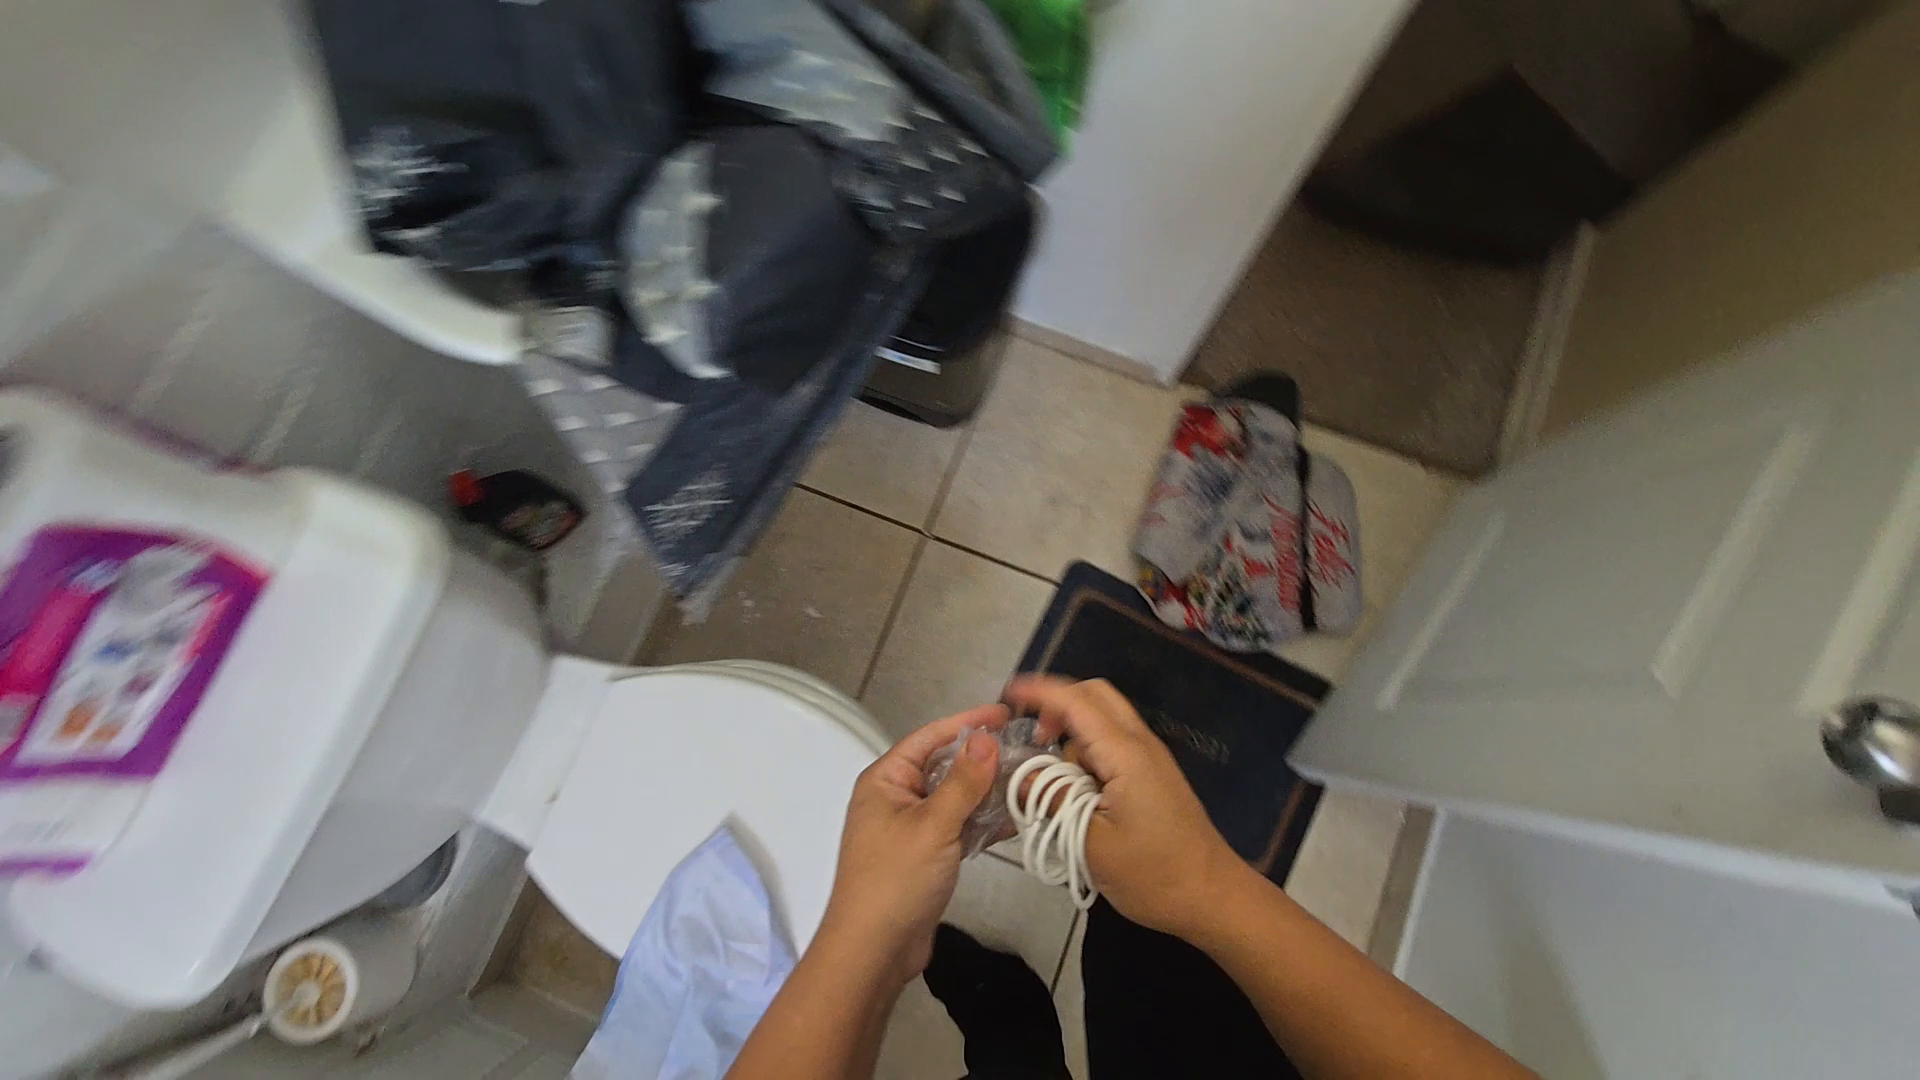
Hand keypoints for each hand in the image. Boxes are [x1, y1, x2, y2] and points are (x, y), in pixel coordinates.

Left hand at [819, 704, 1007, 985]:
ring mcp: (910, 828)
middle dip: (982, 760)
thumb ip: (963, 781)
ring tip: (1027, 782)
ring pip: (954, 798)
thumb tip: (986, 738)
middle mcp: (895, 797)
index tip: (1004, 714)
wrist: (873, 953)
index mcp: (886, 780)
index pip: (930, 737)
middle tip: (1024, 750)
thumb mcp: (934, 825)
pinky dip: (981, 823)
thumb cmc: (896, 879)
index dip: (967, 722)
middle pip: (943, 766)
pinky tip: (1014, 820)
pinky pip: (956, 827)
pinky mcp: (924, 855)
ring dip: (986, 793)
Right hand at [1002, 676, 1251, 940]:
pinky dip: (1086, 748)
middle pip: (1094, 694)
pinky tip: (1073, 784)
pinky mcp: (1152, 774)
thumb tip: (1020, 778)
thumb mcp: (1092, 844)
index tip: (1007, 694)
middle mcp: (1139, 743)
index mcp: (1125, 753)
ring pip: (1103, 717)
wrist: (1213, 898)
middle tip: (1030, 732)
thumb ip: (1054, 802)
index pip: (1076, 702)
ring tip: (1049, 770)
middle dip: (1056, 702)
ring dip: (1071, 729)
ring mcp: (1149, 757)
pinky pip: (1112, 741)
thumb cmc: (1153, 875)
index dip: (1039, 691)